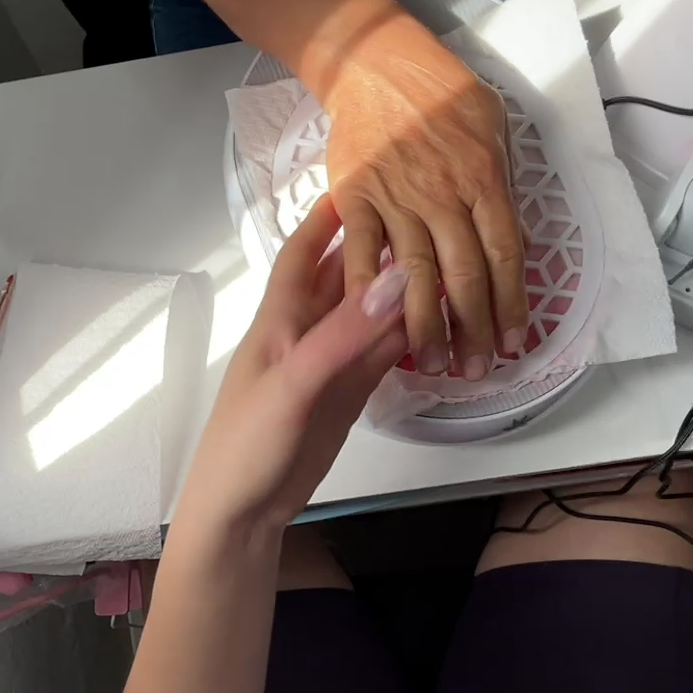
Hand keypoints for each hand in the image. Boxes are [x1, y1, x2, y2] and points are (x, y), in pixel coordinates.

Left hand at [173, 196, 409, 537]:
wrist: (245, 511)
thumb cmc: (248, 444)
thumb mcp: (292, 384)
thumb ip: (342, 335)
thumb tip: (394, 278)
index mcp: (279, 318)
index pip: (302, 253)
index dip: (326, 217)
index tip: (362, 182)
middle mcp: (306, 333)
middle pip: (346, 278)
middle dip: (379, 249)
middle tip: (427, 220)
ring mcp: (329, 365)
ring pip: (370, 317)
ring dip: (401, 294)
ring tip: (448, 264)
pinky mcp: (347, 395)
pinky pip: (380, 355)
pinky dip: (406, 338)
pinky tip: (436, 321)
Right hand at [322, 15, 527, 381]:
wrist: (376, 66)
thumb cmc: (442, 94)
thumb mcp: (492, 125)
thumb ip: (501, 184)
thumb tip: (511, 243)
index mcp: (484, 178)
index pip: (504, 255)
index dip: (510, 306)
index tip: (513, 344)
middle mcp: (444, 195)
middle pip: (464, 276)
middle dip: (473, 330)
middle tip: (476, 371)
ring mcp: (397, 201)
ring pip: (417, 276)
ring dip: (426, 327)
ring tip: (435, 365)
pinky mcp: (357, 202)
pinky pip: (365, 255)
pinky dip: (370, 294)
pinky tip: (377, 329)